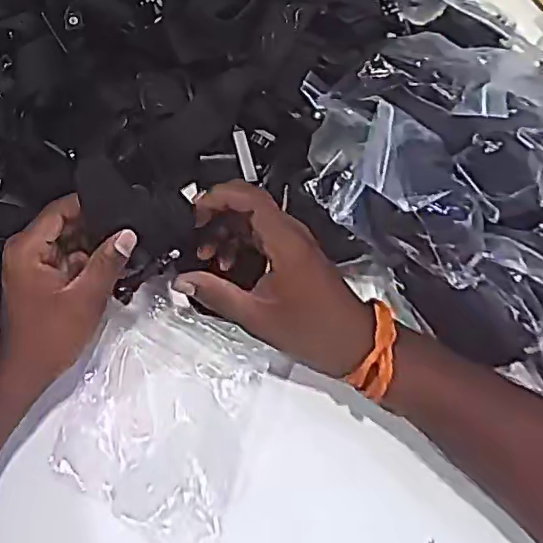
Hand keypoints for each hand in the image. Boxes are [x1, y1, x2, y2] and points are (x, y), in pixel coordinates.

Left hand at [0, 194, 134, 396]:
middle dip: (93, 231)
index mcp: (27, 247)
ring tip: (113, 261)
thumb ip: (107, 262)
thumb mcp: (85, 298)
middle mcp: (24, 250)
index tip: (113, 209)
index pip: (59, 209)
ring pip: (66, 242)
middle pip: (64, 225)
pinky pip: (63, 259)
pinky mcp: (37, 277)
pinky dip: (82, 265)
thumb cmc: (45, 340)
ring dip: (90, 250)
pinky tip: (102, 276)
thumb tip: (125, 236)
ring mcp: (29, 264)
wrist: (25, 371)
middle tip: (120, 239)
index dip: (87, 206)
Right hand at [174, 182, 373, 376]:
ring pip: (251, 218)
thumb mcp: (257, 316)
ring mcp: (293, 242)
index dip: (217, 197)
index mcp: (284, 241)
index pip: (248, 196)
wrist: (358, 346)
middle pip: (246, 203)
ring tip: (210, 254)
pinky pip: (260, 233)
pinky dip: (238, 242)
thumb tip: (184, 281)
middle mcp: (291, 234)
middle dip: (216, 213)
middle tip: (197, 229)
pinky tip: (228, 265)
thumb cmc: (320, 331)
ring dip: (226, 230)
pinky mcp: (294, 253)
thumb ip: (216, 294)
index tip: (197, 210)